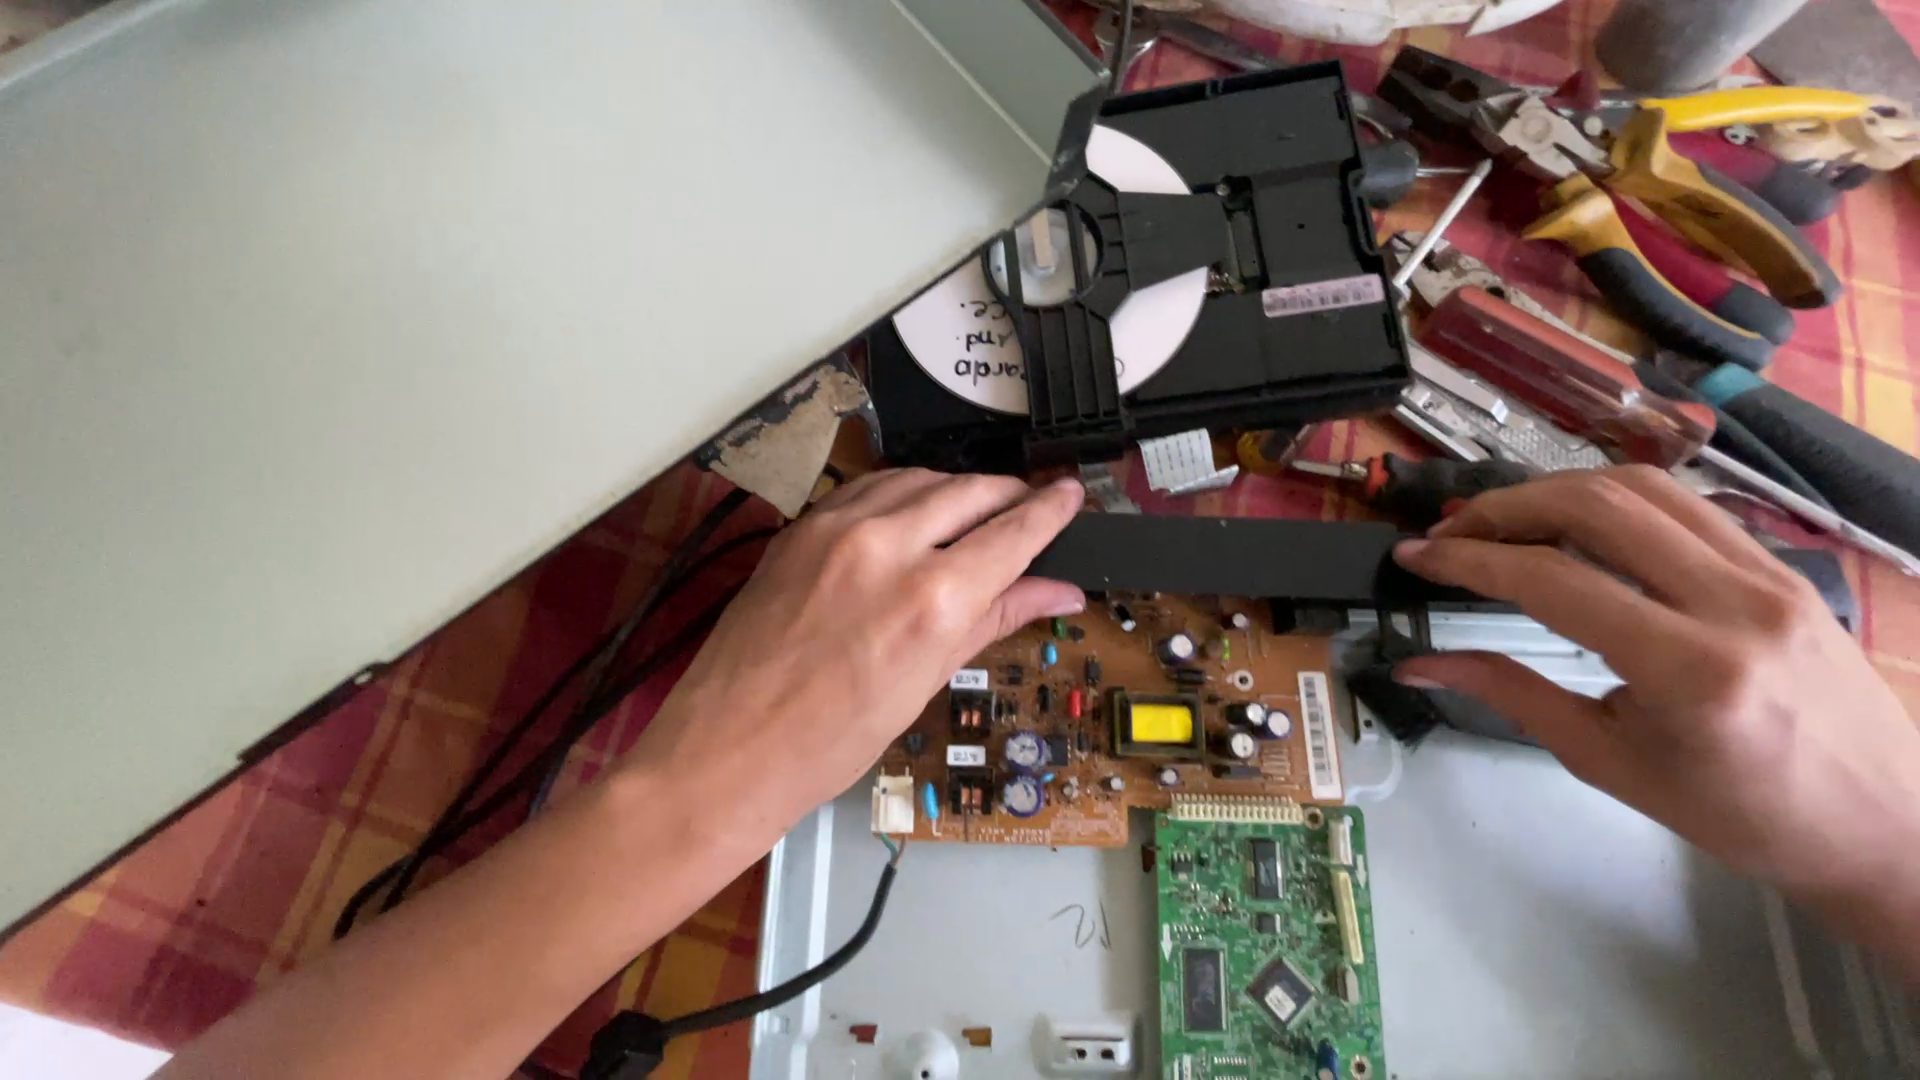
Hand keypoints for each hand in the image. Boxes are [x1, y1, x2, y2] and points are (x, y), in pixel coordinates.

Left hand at [623, 469, 1085, 830]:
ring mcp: (837, 528)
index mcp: (932, 600)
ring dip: (958, 488)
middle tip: (1030, 504)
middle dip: (1010, 492)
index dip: (1051, 509)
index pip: (1013, 533)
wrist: (730, 747)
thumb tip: (1057, 591)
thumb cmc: (833, 740)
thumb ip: (995, 618)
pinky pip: (871, 487)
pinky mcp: (803, 526)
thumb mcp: (927, 681)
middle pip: (972, 491)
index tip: (1071, 493)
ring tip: (976, 510)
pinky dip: (905, 491)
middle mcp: (889, 547)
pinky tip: (915, 511)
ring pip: (922, 478)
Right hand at [1391, 466, 1919, 960]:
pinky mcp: (1780, 566)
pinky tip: (1566, 524)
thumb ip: (1505, 692)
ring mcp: (1769, 575)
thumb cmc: (1735, 811)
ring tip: (1497, 520)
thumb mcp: (1601, 758)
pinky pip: (1679, 504)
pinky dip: (1604, 498)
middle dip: (1502, 508)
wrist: (1889, 826)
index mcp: (1689, 669)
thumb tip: (1416, 664)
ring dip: (1550, 490)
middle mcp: (1737, 603)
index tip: (1413, 556)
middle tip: (1447, 532)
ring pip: (1640, 488)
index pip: (1552, 580)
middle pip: (1597, 507)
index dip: (1467, 560)